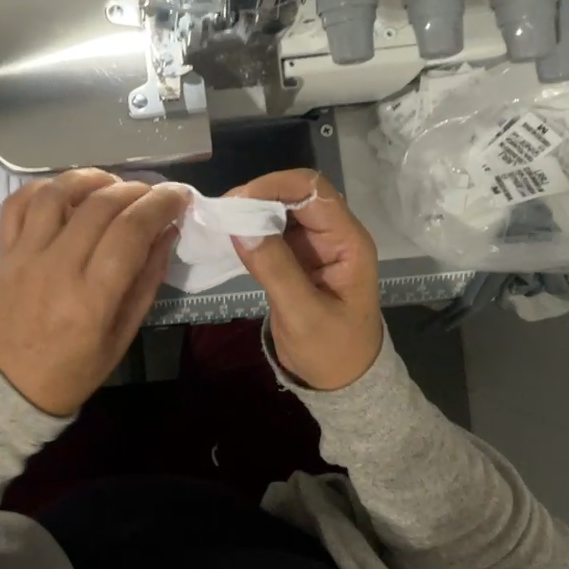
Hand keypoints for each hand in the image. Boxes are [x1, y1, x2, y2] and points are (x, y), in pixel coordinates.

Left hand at [0, 170, 189, 415]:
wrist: (9, 386)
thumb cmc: (74, 369)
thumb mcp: (123, 335)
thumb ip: (147, 280)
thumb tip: (167, 231)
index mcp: (91, 298)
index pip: (131, 231)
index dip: (161, 204)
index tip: (179, 196)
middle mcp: (56, 268)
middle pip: (99, 206)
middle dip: (135, 189)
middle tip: (152, 194)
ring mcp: (25, 256)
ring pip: (55, 194)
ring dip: (89, 178)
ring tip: (111, 183)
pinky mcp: (4, 252)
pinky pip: (17, 204)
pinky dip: (42, 188)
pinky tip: (66, 192)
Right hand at [229, 169, 382, 389]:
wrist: (341, 382)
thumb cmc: (331, 351)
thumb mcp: (303, 315)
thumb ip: (275, 269)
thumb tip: (240, 227)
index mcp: (348, 242)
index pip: (314, 192)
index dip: (275, 186)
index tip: (236, 202)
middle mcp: (334, 235)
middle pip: (296, 193)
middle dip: (258, 195)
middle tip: (221, 212)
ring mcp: (314, 245)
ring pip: (281, 208)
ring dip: (251, 210)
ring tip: (220, 222)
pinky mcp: (296, 257)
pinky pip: (273, 229)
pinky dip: (250, 227)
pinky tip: (229, 235)